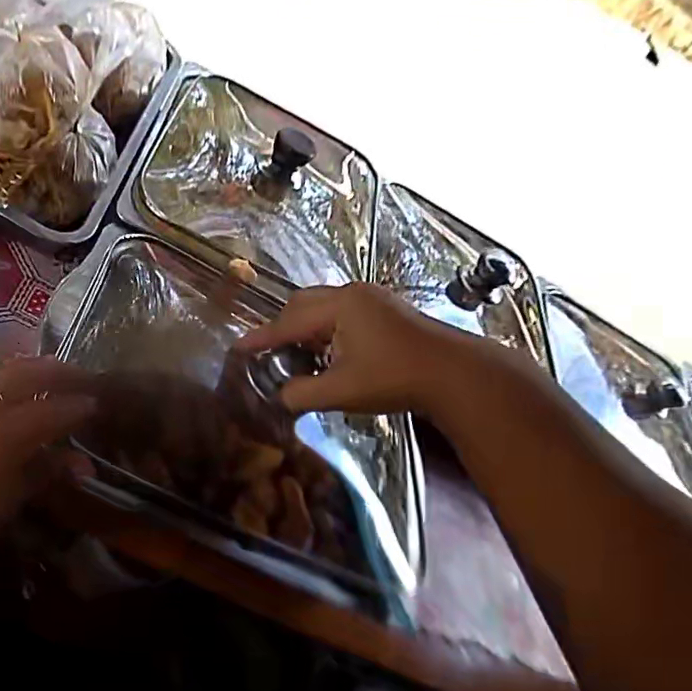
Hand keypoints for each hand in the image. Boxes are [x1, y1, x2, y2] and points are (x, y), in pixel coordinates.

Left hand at [0, 357, 97, 582]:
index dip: (78, 407)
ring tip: (47, 378)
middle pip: (26, 373)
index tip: (98, 405)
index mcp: (2, 433)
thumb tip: (81, 463)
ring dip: (26, 370)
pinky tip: (5, 393)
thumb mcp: (6, 502)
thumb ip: (43, 473)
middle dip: (57, 372)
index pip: (52, 410)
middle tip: (80, 378)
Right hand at [233, 283, 537, 417]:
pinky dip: (325, 331)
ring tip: (294, 357)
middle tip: (267, 352)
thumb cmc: (394, 378)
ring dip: (305, 330)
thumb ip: (302, 394)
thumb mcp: (340, 391)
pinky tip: (326, 354)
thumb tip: (282, 396)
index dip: (261, 338)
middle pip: (304, 305)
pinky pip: (342, 315)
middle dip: (282, 328)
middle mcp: (354, 294)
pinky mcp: (386, 312)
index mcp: (340, 306)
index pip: (288, 322)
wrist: (453, 374)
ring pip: (324, 308)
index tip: (238, 348)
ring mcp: (373, 300)